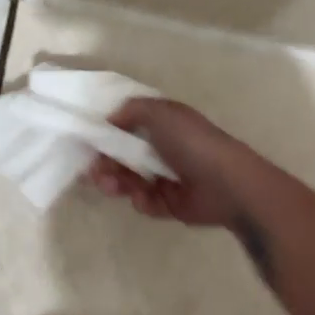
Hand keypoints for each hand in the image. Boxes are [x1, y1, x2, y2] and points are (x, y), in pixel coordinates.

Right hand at [86, 98, 255, 227]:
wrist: (227, 185)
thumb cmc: (192, 142)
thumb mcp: (160, 112)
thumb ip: (131, 110)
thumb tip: (110, 119)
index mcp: (161, 123)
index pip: (126, 125)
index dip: (106, 132)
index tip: (88, 141)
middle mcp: (162, 148)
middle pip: (123, 155)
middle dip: (105, 162)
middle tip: (95, 170)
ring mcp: (165, 177)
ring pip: (129, 180)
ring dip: (116, 182)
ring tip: (110, 186)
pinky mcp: (169, 204)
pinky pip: (145, 202)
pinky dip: (141, 200)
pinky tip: (144, 198)